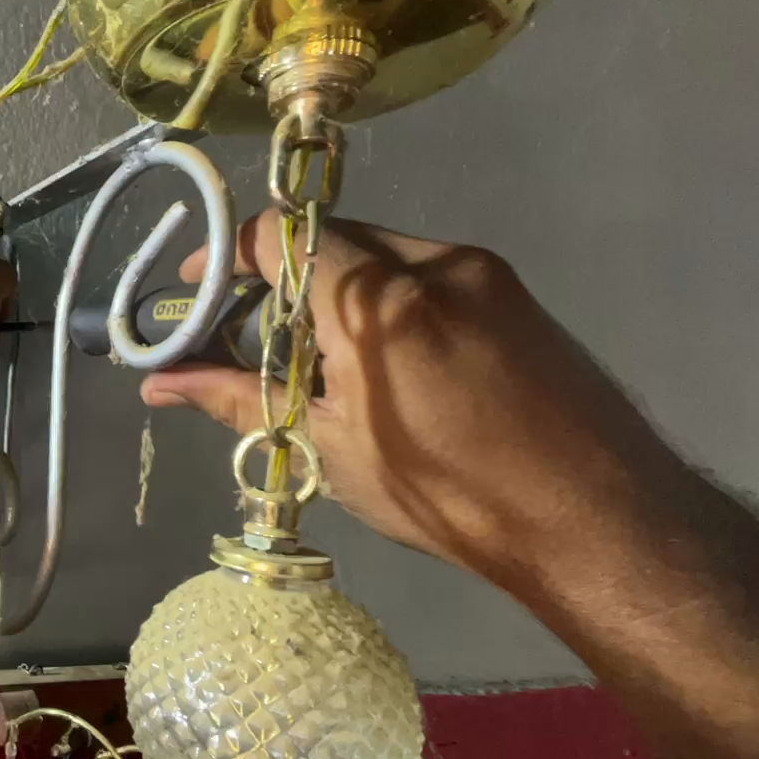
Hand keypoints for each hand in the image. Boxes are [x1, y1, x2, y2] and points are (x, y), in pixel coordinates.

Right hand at [141, 208, 690, 584]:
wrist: (602, 523)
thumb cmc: (444, 490)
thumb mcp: (324, 446)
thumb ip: (235, 398)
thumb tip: (155, 386)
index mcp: (376, 302)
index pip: (283, 235)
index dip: (227, 252)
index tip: (197, 288)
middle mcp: (432, 265)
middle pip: (326, 238)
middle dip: (272, 276)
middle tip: (244, 332)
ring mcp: (482, 274)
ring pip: (374, 252)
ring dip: (324, 288)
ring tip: (308, 354)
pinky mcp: (513, 294)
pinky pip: (418, 272)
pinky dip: (374, 297)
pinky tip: (373, 358)